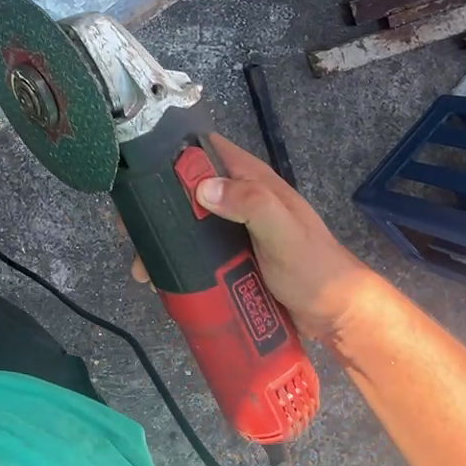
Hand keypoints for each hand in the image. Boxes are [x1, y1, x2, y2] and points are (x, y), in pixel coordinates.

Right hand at [130, 134, 381, 342]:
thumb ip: (251, 204)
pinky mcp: (228, 256)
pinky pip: (192, 251)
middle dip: (154, 204)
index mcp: (251, 179)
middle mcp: (237, 197)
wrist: (337, 317)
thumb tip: (203, 188)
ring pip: (184, 222)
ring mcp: (231, 228)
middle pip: (184, 187)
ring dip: (160, 239)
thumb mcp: (284, 232)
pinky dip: (173, 260)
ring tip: (141, 265)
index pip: (204, 148)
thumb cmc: (314, 268)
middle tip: (129, 227)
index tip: (138, 168)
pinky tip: (159, 278)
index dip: (171, 150)